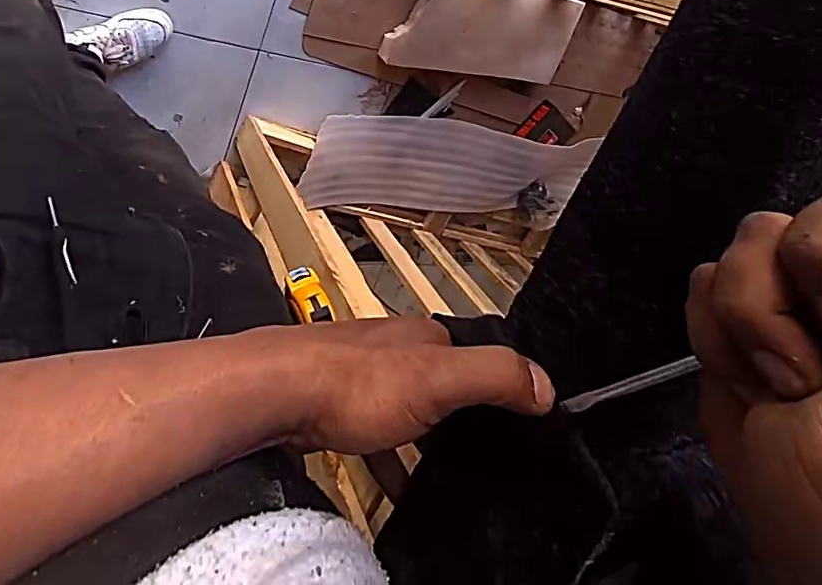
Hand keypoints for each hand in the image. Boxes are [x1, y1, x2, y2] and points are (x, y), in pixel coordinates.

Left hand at [282, 316, 553, 453]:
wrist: (278, 392)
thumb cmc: (353, 380)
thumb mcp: (438, 378)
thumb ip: (493, 375)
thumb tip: (544, 384)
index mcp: (427, 336)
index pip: (479, 356)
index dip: (499, 387)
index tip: (516, 420)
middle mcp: (398, 348)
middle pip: (444, 383)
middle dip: (461, 417)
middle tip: (480, 455)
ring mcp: (367, 373)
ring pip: (411, 410)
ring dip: (427, 440)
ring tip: (444, 476)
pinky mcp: (341, 403)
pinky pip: (377, 435)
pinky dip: (391, 459)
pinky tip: (394, 485)